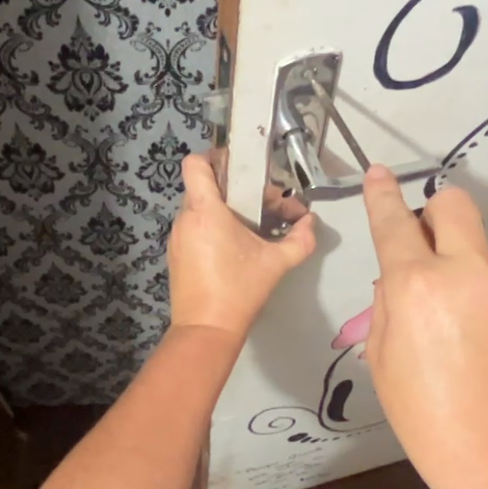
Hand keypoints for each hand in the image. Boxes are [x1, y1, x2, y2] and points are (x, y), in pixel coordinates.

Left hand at [167, 153, 316, 339]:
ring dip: (227, 212)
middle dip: (236, 191)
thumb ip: (299, 240)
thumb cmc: (239, 290)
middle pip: (206, 187)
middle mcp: (186, 219)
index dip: (215, 157)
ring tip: (255, 228)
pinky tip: (237, 248)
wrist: (206, 331)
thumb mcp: (276, 263)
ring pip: (202, 209)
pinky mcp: (176, 256)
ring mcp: (177, 238)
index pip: (196, 164)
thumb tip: (311, 224)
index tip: (241, 169)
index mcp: (206, 211)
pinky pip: (195, 229)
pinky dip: (214, 229)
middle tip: (266, 206)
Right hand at [359, 165, 487, 488]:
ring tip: (477, 331)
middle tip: (433, 247)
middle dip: (437, 213)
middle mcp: (470, 271)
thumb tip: (403, 273)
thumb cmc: (426, 419)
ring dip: (475, 272)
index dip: (383, 194)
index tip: (379, 174)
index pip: (395, 221)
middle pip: (455, 203)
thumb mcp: (383, 361)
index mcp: (417, 286)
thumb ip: (390, 303)